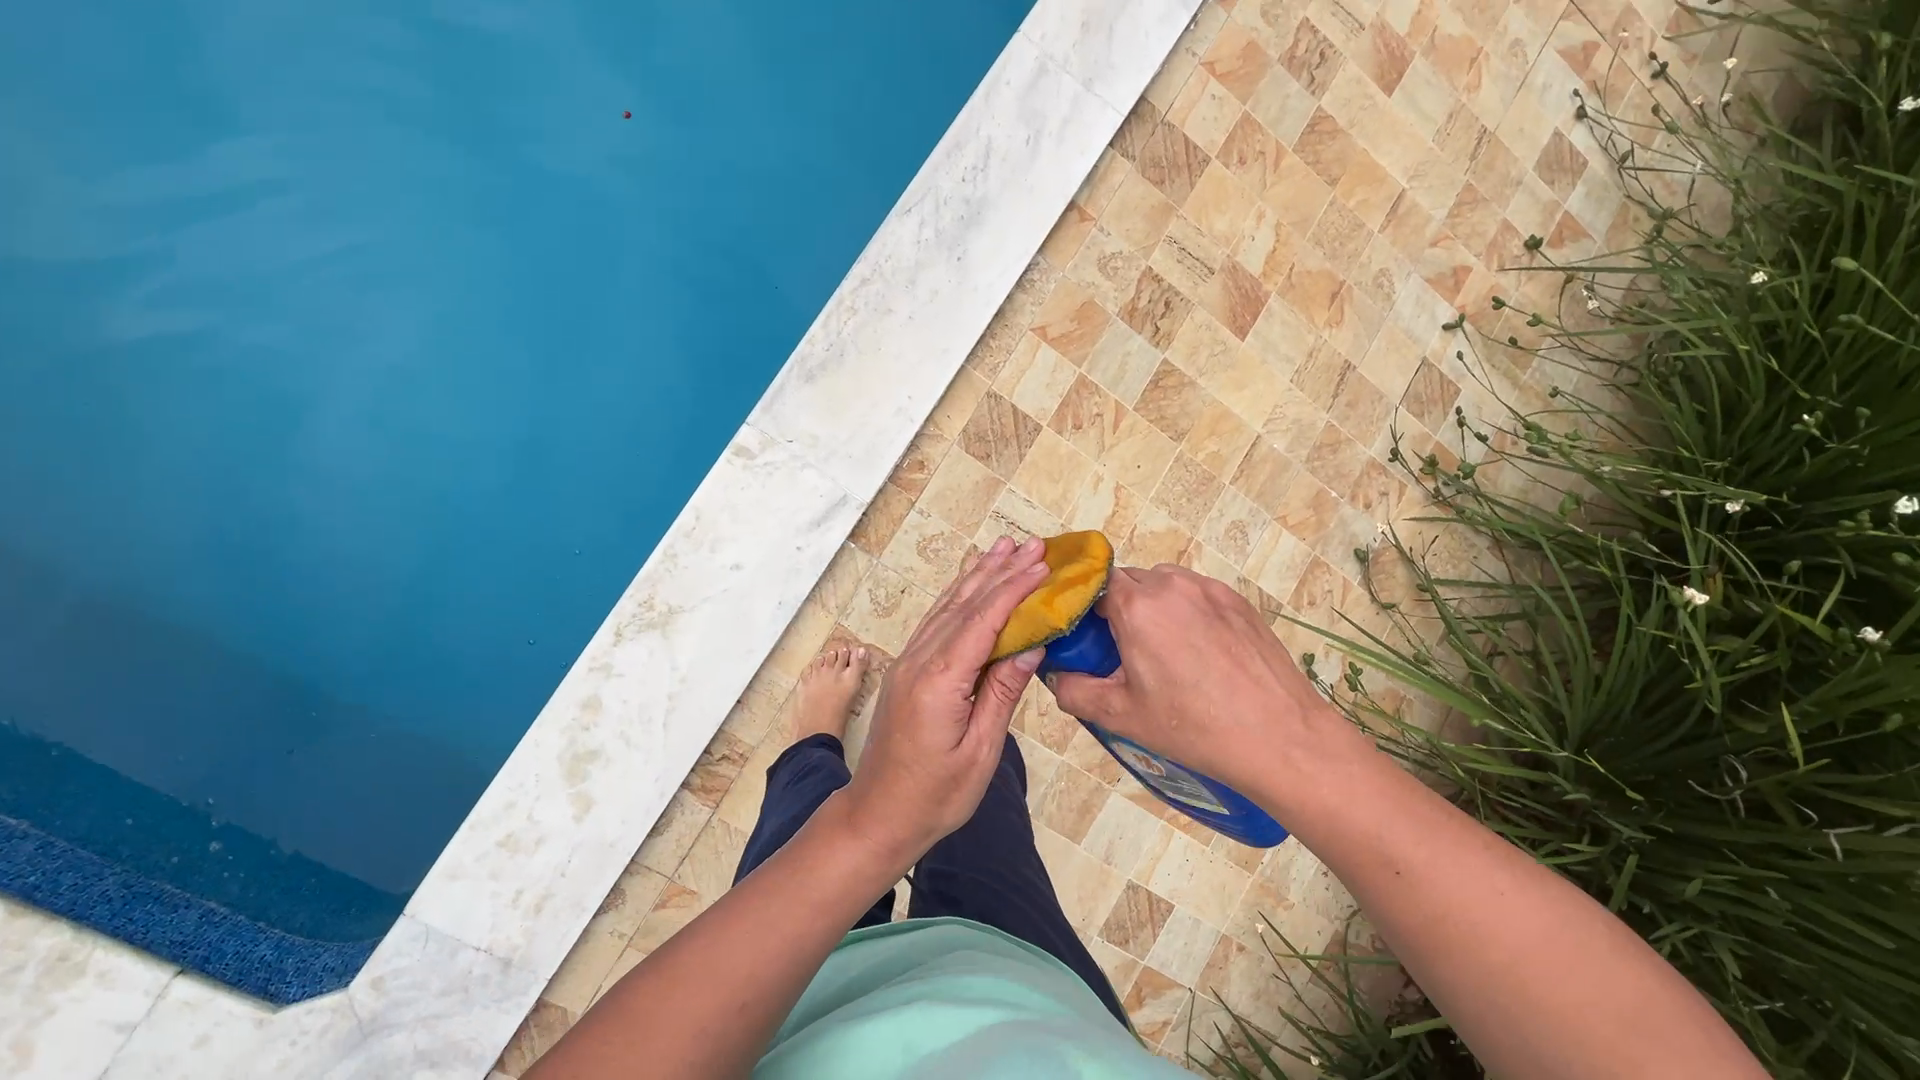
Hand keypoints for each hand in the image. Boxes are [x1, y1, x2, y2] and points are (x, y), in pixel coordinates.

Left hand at [841, 535, 1049, 861]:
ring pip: (946, 608)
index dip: (1014, 589)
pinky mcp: (905, 671)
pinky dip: (957, 598)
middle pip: (963, 604)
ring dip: (977, 576)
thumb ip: (1002, 693)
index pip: (982, 621)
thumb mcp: (979, 751)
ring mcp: (907, 664)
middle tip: (1030, 543)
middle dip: (999, 571)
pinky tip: (970, 585)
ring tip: (1002, 548)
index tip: (1042, 564)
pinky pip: (935, 623)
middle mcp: (918, 662)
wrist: (878, 815)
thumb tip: (1032, 646)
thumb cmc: (935, 795)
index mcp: (939, 681)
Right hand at [1045, 564, 1374, 807]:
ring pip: (1166, 586)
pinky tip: (1198, 656)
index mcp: (1138, 607)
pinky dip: (1187, 614)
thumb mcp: (1121, 716)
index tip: (1085, 636)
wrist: (1280, 737)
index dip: (1085, 606)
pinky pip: (1198, 596)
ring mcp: (1212, 591)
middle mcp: (1174, 586)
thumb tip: (1057, 678)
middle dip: (1119, 609)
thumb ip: (1075, 691)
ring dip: (1154, 609)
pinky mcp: (1240, 603)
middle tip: (1121, 653)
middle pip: (1130, 581)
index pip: (1095, 583)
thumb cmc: (1194, 727)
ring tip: (1162, 654)